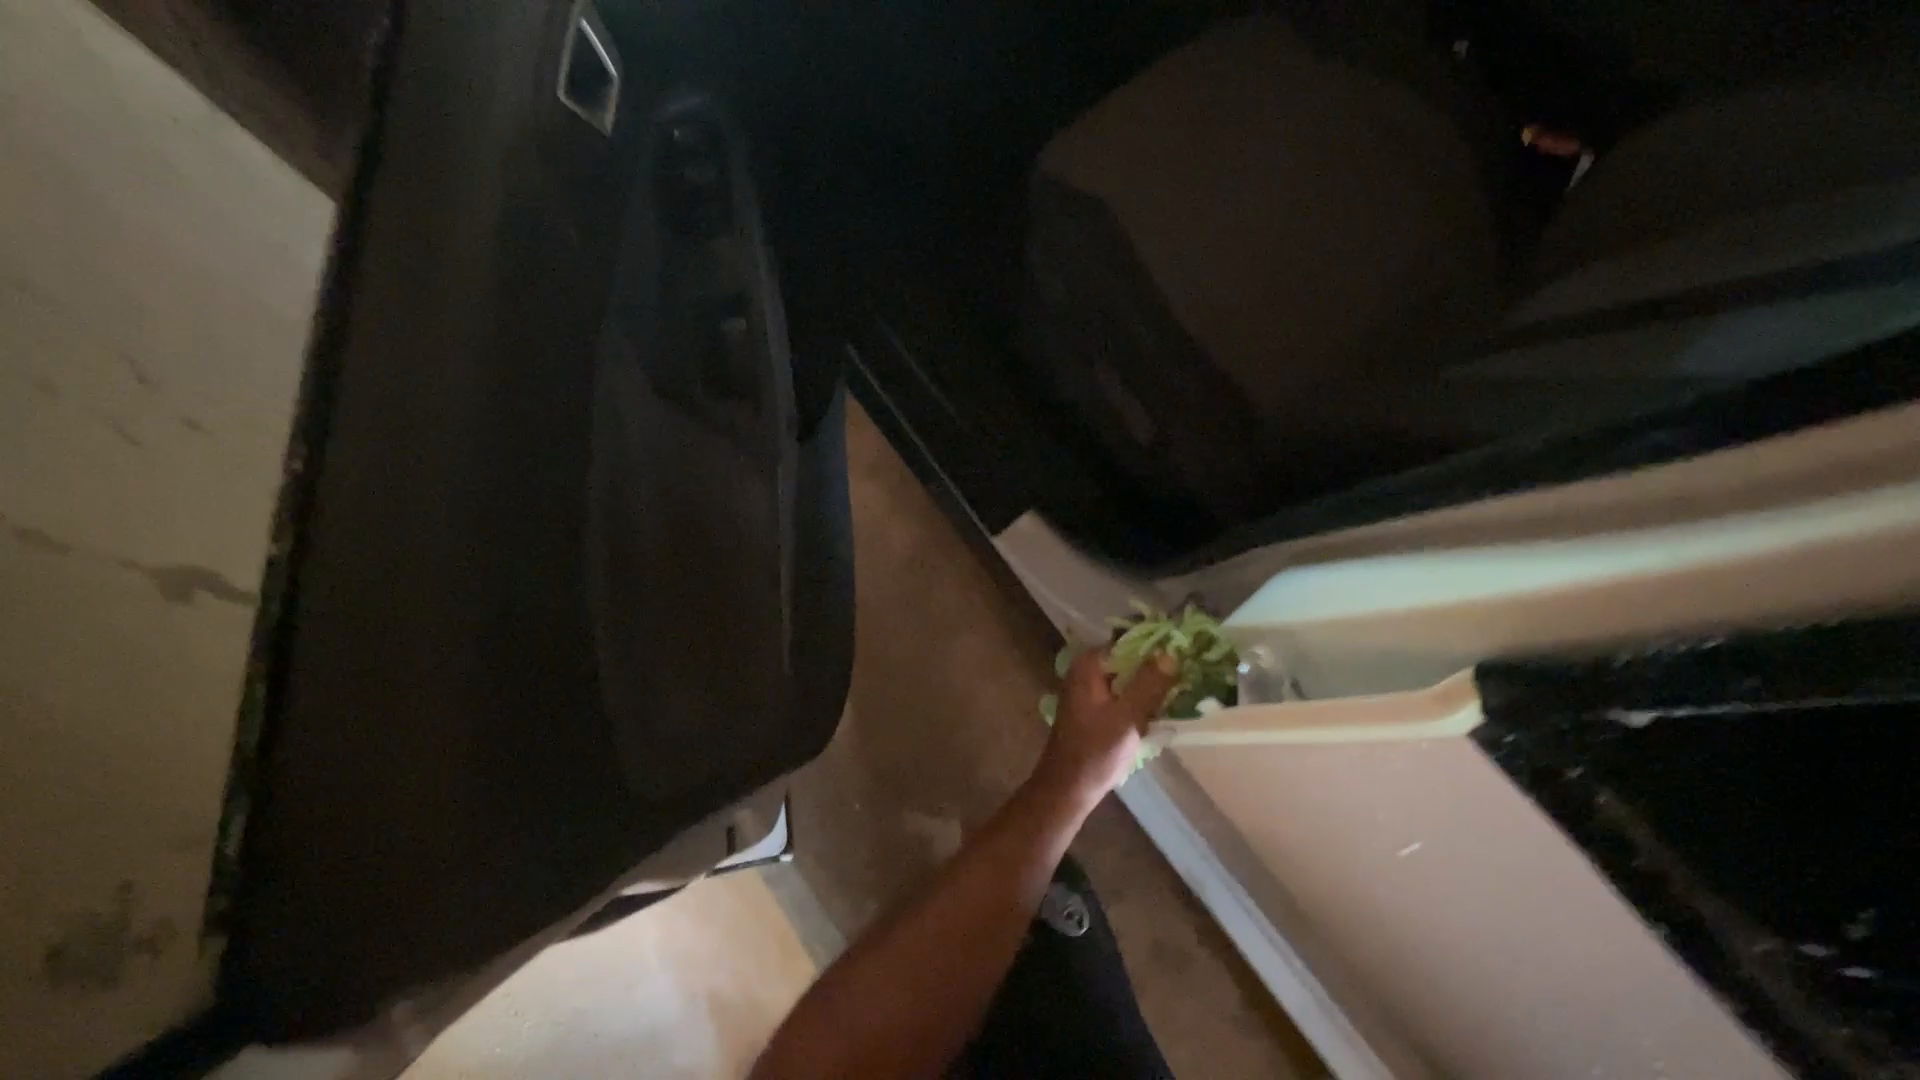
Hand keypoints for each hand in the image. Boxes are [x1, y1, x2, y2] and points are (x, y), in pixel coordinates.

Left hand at [1036, 649, 1178, 802]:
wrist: (1068, 787)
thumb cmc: (1095, 751)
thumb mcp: (1127, 716)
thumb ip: (1149, 683)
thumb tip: (1172, 652)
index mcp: (1090, 664)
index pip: (1130, 641)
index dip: (1159, 645)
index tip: (1188, 650)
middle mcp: (1088, 670)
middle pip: (1132, 659)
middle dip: (1159, 666)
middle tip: (1193, 671)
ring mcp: (1092, 690)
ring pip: (1131, 678)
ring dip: (1154, 684)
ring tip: (1186, 687)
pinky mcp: (1098, 709)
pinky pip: (1126, 695)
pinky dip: (1144, 700)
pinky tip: (1166, 708)